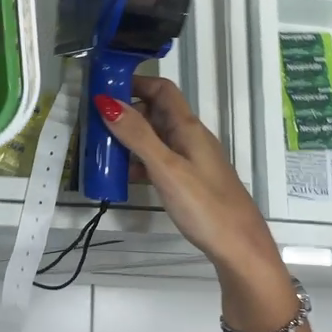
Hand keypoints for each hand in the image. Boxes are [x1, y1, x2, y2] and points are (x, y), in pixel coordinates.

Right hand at [96, 77, 278, 275]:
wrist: (239, 248)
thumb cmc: (204, 205)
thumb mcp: (166, 168)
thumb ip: (137, 135)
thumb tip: (106, 101)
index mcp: (188, 128)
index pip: (161, 90)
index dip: (134, 83)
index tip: (103, 88)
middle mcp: (190, 138)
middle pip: (155, 112)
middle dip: (125, 113)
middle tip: (92, 123)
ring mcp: (190, 160)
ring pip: (155, 138)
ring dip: (129, 139)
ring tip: (99, 149)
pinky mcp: (188, 181)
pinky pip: (158, 161)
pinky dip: (138, 163)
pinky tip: (122, 176)